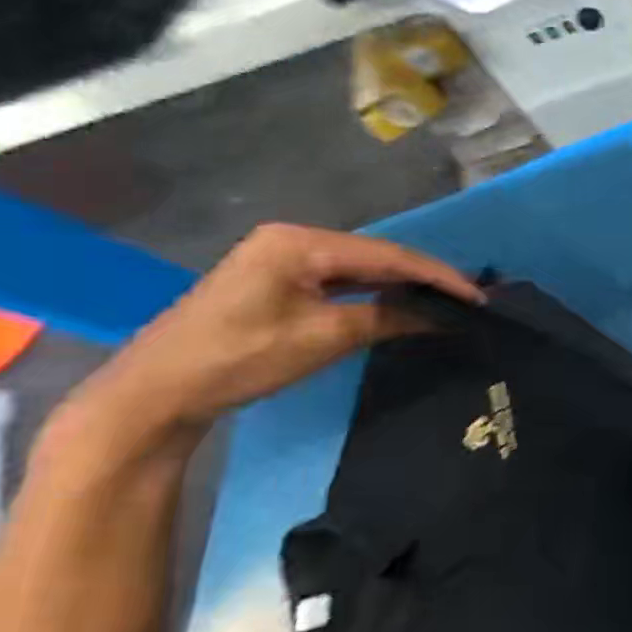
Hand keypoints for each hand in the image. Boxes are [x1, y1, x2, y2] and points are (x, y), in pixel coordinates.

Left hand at [66, 224, 483, 443]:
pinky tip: (397, 302)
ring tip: (444, 299)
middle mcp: (291, 238)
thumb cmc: (240, 358)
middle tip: (466, 297)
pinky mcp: (274, 279)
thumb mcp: (323, 338)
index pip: (387, 255)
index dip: (437, 275)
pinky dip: (371, 292)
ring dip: (399, 284)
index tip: (476, 296)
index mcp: (300, 241)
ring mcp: (280, 257)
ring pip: (359, 267)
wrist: (155, 394)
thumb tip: (440, 316)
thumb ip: (386, 318)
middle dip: (422, 276)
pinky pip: (338, 279)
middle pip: (375, 255)